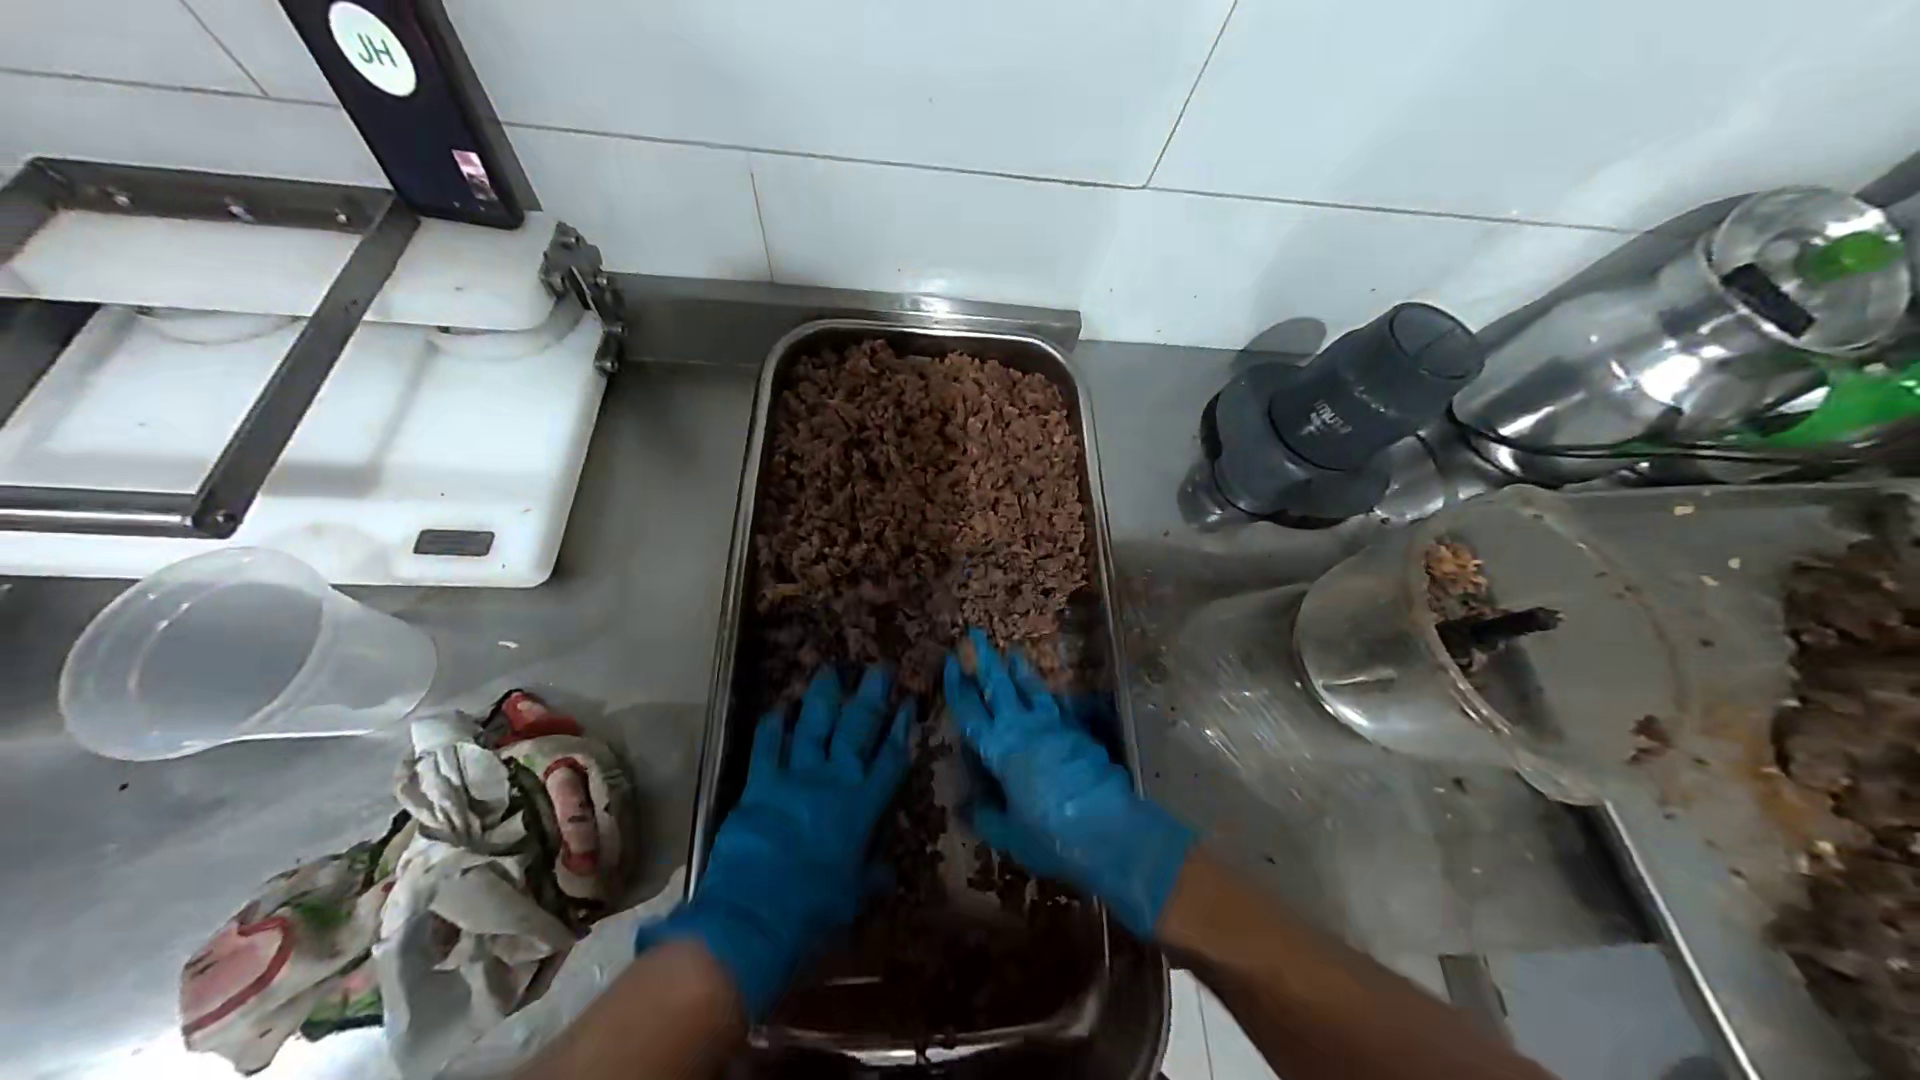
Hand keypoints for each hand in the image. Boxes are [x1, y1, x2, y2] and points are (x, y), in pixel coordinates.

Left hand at [640, 665, 911, 1019]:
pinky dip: (775, 725)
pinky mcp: (761, 782)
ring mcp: (797, 778)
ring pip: (814, 726)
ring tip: (831, 669)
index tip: (908, 702)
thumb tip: (886, 870)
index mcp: (864, 808)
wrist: (757, 916)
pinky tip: (782, 706)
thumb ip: (871, 875)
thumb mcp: (855, 896)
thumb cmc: (815, 910)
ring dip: (824, 696)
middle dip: (871, 697)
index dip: (901, 729)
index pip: (890, 759)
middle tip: (880, 669)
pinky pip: (769, 745)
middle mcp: (834, 782)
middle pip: (857, 729)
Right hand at [945, 628, 1192, 936]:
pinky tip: (1048, 694)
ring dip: (1020, 670)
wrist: (1109, 830)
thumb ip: (986, 816)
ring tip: (1013, 652)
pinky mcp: (1080, 733)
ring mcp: (1055, 727)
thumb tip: (964, 805)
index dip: (958, 687)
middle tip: (975, 634)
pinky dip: (1048, 696)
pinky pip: (1058, 707)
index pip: (970, 712)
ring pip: (1032, 690)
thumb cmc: (1050, 835)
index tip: (952, 662)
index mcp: (999, 750)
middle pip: (1000, 687)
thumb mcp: (1009, 833)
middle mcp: (1024, 729)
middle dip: (986, 660)